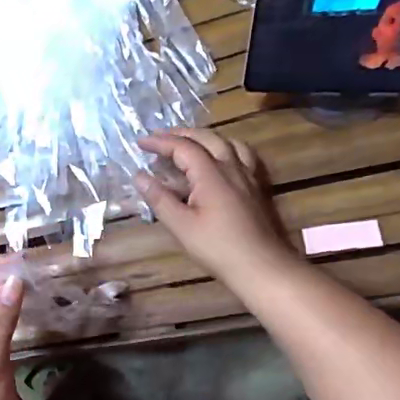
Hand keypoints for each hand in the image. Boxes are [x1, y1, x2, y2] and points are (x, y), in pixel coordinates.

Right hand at [136, 129, 297, 285]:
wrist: (260, 265)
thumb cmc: (217, 248)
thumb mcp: (181, 226)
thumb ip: (159, 199)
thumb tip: (138, 176)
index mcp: (211, 174)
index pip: (183, 148)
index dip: (161, 143)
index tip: (141, 143)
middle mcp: (231, 167)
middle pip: (206, 138)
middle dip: (181, 134)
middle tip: (160, 137)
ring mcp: (247, 175)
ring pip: (227, 143)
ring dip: (205, 137)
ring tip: (189, 143)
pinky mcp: (256, 187)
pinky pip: (243, 155)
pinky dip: (226, 148)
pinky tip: (222, 159)